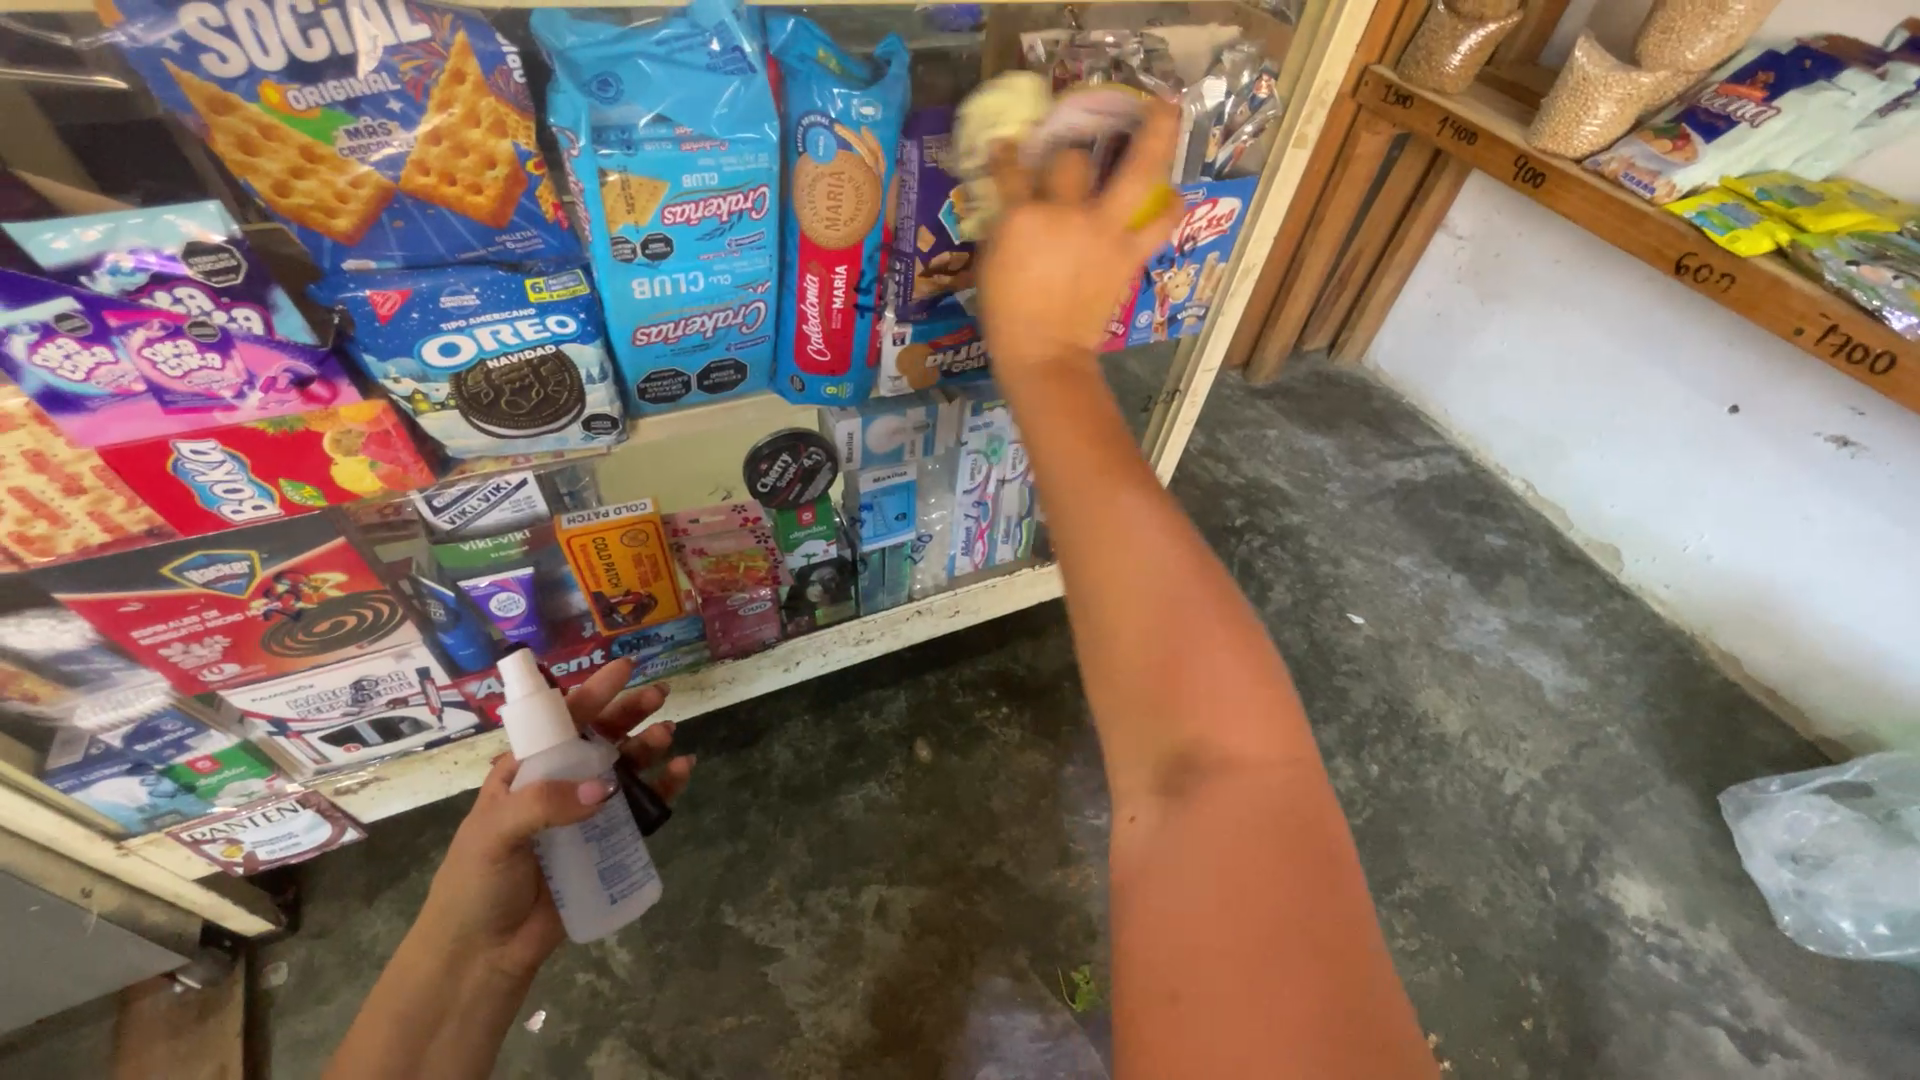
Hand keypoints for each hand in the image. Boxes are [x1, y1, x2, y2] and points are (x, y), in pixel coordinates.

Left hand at [416, 658, 693, 978]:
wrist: (484, 953)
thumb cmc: (476, 884)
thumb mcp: (495, 834)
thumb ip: (544, 803)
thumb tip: (605, 790)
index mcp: (524, 772)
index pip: (561, 722)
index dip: (592, 693)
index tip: (624, 669)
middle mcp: (559, 784)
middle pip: (600, 738)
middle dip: (629, 713)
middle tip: (660, 696)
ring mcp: (585, 813)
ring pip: (625, 767)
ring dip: (647, 746)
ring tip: (668, 735)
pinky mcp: (607, 841)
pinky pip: (642, 806)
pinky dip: (664, 785)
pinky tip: (681, 771)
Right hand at [977, 100, 1184, 377]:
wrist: (1043, 354)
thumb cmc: (1006, 317)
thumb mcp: (990, 264)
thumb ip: (1006, 228)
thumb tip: (1019, 207)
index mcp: (1021, 217)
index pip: (1010, 169)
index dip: (1006, 154)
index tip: (1005, 147)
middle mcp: (1066, 213)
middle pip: (1072, 160)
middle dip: (1069, 154)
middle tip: (1074, 154)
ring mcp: (1103, 231)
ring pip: (1136, 170)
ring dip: (1156, 135)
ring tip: (1167, 109)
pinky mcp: (1128, 255)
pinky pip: (1160, 224)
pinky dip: (1171, 208)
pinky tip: (1176, 194)